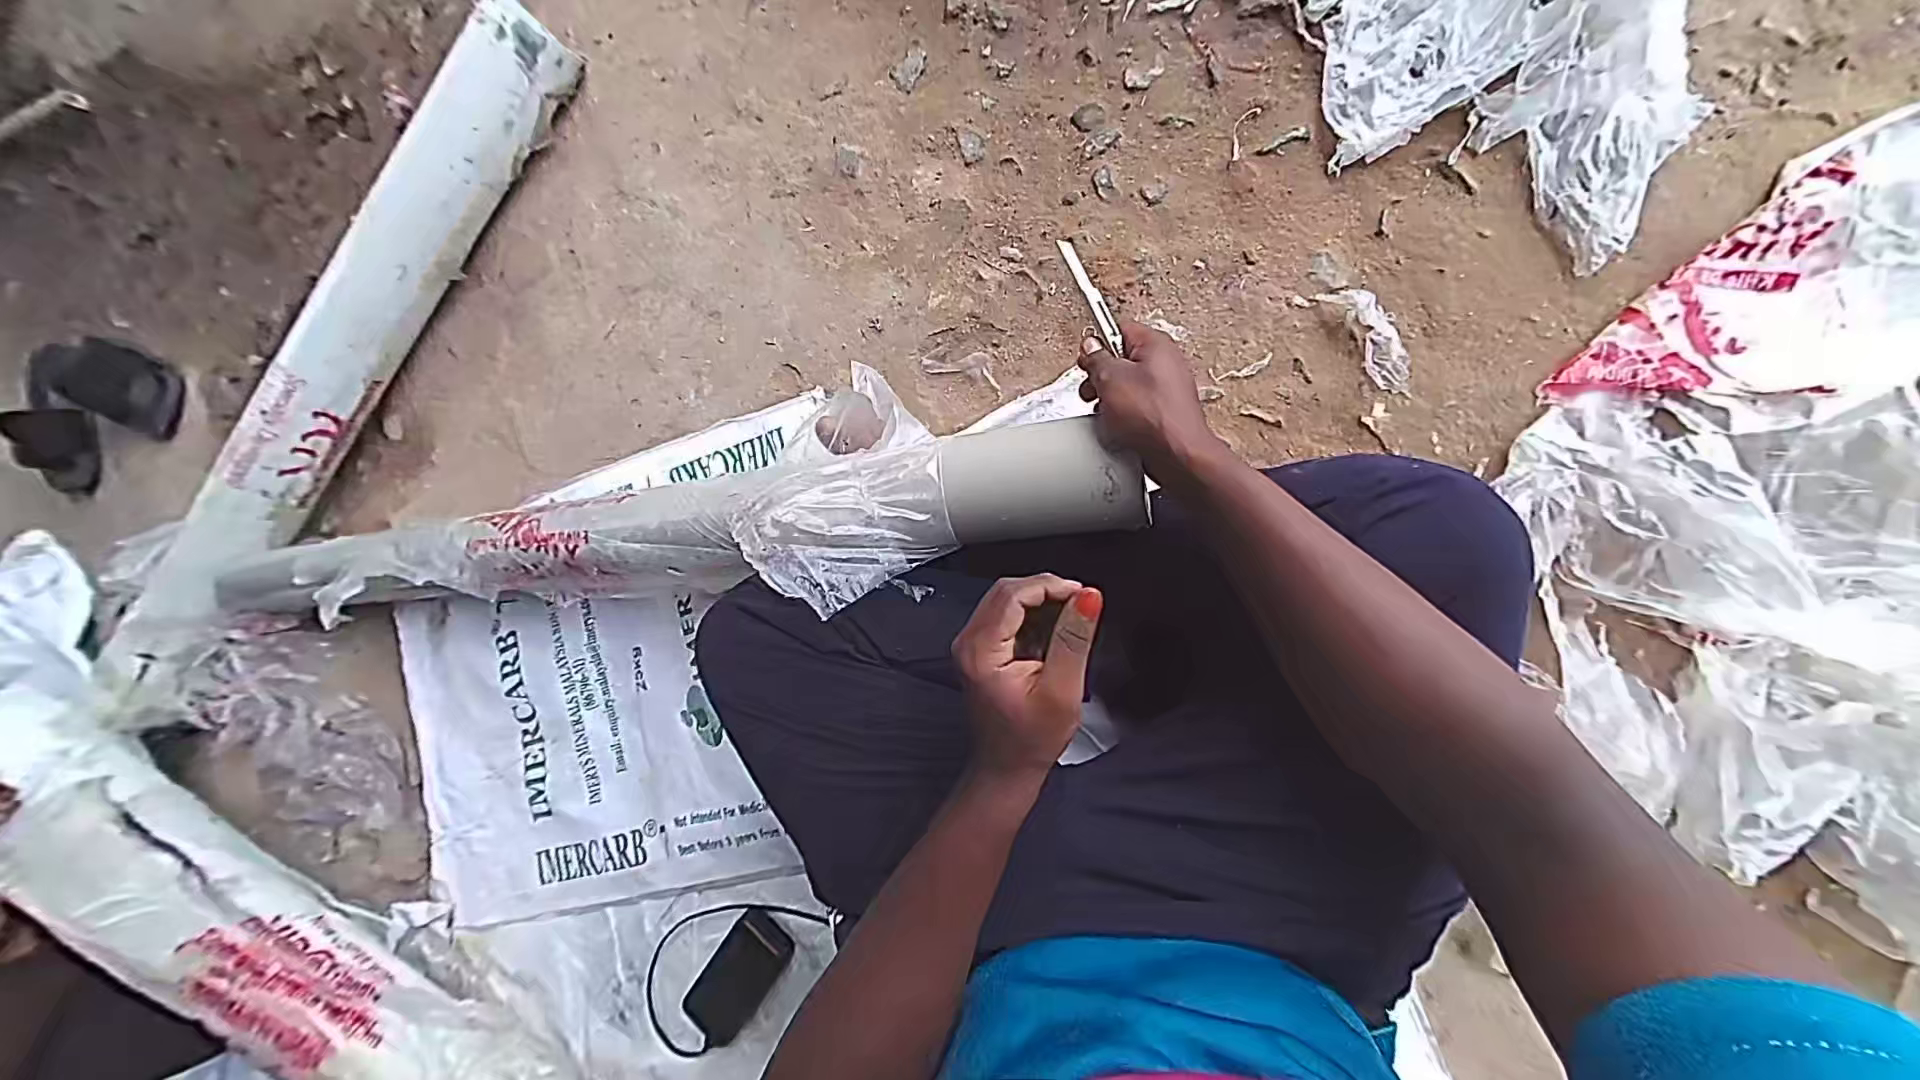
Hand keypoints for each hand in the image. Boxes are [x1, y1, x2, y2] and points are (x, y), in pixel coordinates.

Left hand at [951, 575, 1103, 780]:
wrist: (1007, 767)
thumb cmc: (1030, 740)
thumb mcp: (1062, 690)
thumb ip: (1073, 639)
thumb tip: (1088, 598)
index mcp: (980, 651)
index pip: (1013, 595)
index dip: (1050, 586)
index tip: (1081, 593)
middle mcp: (968, 642)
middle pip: (1006, 591)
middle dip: (1045, 589)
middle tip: (1079, 600)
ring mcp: (971, 645)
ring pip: (1005, 599)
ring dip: (1040, 600)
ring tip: (1071, 616)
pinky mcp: (980, 649)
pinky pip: (1005, 615)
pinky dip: (1032, 614)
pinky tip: (1053, 630)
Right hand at [1077, 319, 1226, 481]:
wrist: (1176, 454)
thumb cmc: (1154, 417)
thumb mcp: (1110, 379)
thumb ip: (1097, 358)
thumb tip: (1091, 347)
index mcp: (1155, 345)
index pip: (1119, 329)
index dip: (1097, 345)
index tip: (1087, 360)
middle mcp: (1165, 363)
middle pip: (1121, 360)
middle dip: (1101, 376)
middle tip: (1093, 389)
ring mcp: (1166, 389)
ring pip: (1126, 386)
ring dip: (1109, 399)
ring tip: (1106, 411)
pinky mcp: (1163, 412)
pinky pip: (1135, 406)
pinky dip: (1123, 415)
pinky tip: (1119, 426)